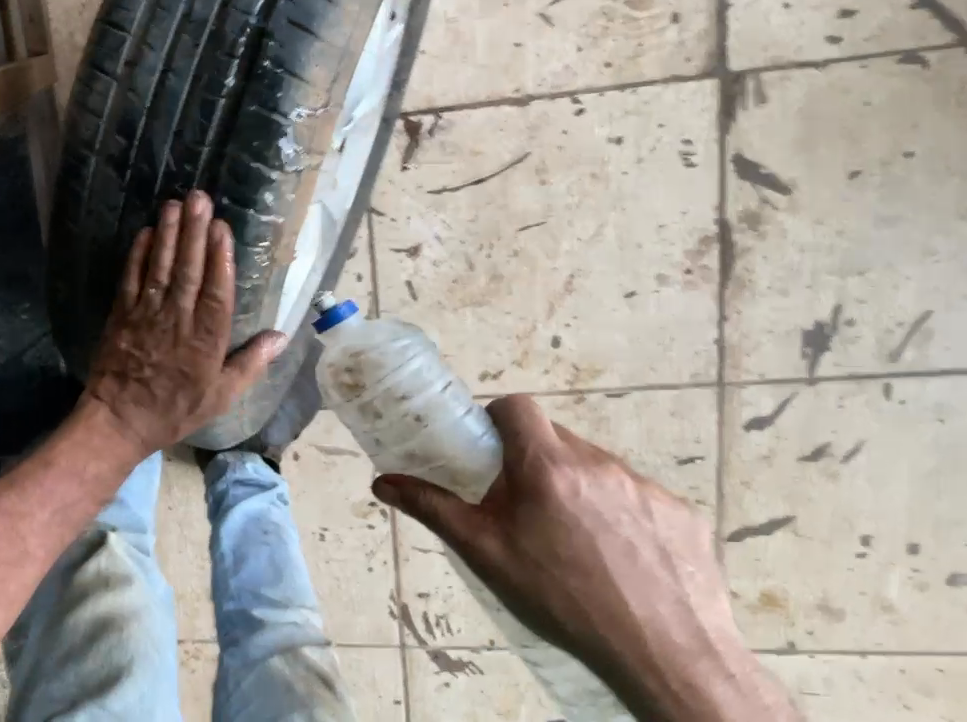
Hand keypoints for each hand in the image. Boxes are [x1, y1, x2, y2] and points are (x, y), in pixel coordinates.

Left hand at [81, 193, 288, 457]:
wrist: (119, 419)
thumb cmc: (175, 409)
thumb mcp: (222, 396)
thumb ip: (251, 363)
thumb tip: (282, 335)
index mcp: (206, 340)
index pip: (216, 289)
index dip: (219, 256)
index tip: (222, 227)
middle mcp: (177, 320)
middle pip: (188, 268)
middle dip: (194, 231)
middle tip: (199, 198)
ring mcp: (146, 314)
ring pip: (160, 267)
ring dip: (167, 233)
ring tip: (175, 203)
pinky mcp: (120, 313)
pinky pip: (130, 278)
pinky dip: (138, 254)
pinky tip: (146, 232)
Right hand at [373, 395, 793, 721]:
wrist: (669, 659)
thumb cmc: (562, 600)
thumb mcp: (485, 554)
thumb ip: (433, 509)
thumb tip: (382, 482)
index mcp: (546, 466)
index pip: (516, 406)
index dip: (499, 419)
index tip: (491, 451)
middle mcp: (598, 464)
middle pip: (556, 439)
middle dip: (536, 461)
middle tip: (525, 505)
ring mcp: (647, 489)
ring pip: (598, 469)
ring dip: (579, 488)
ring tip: (575, 539)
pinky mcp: (685, 516)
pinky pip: (640, 498)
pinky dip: (623, 516)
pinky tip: (622, 559)